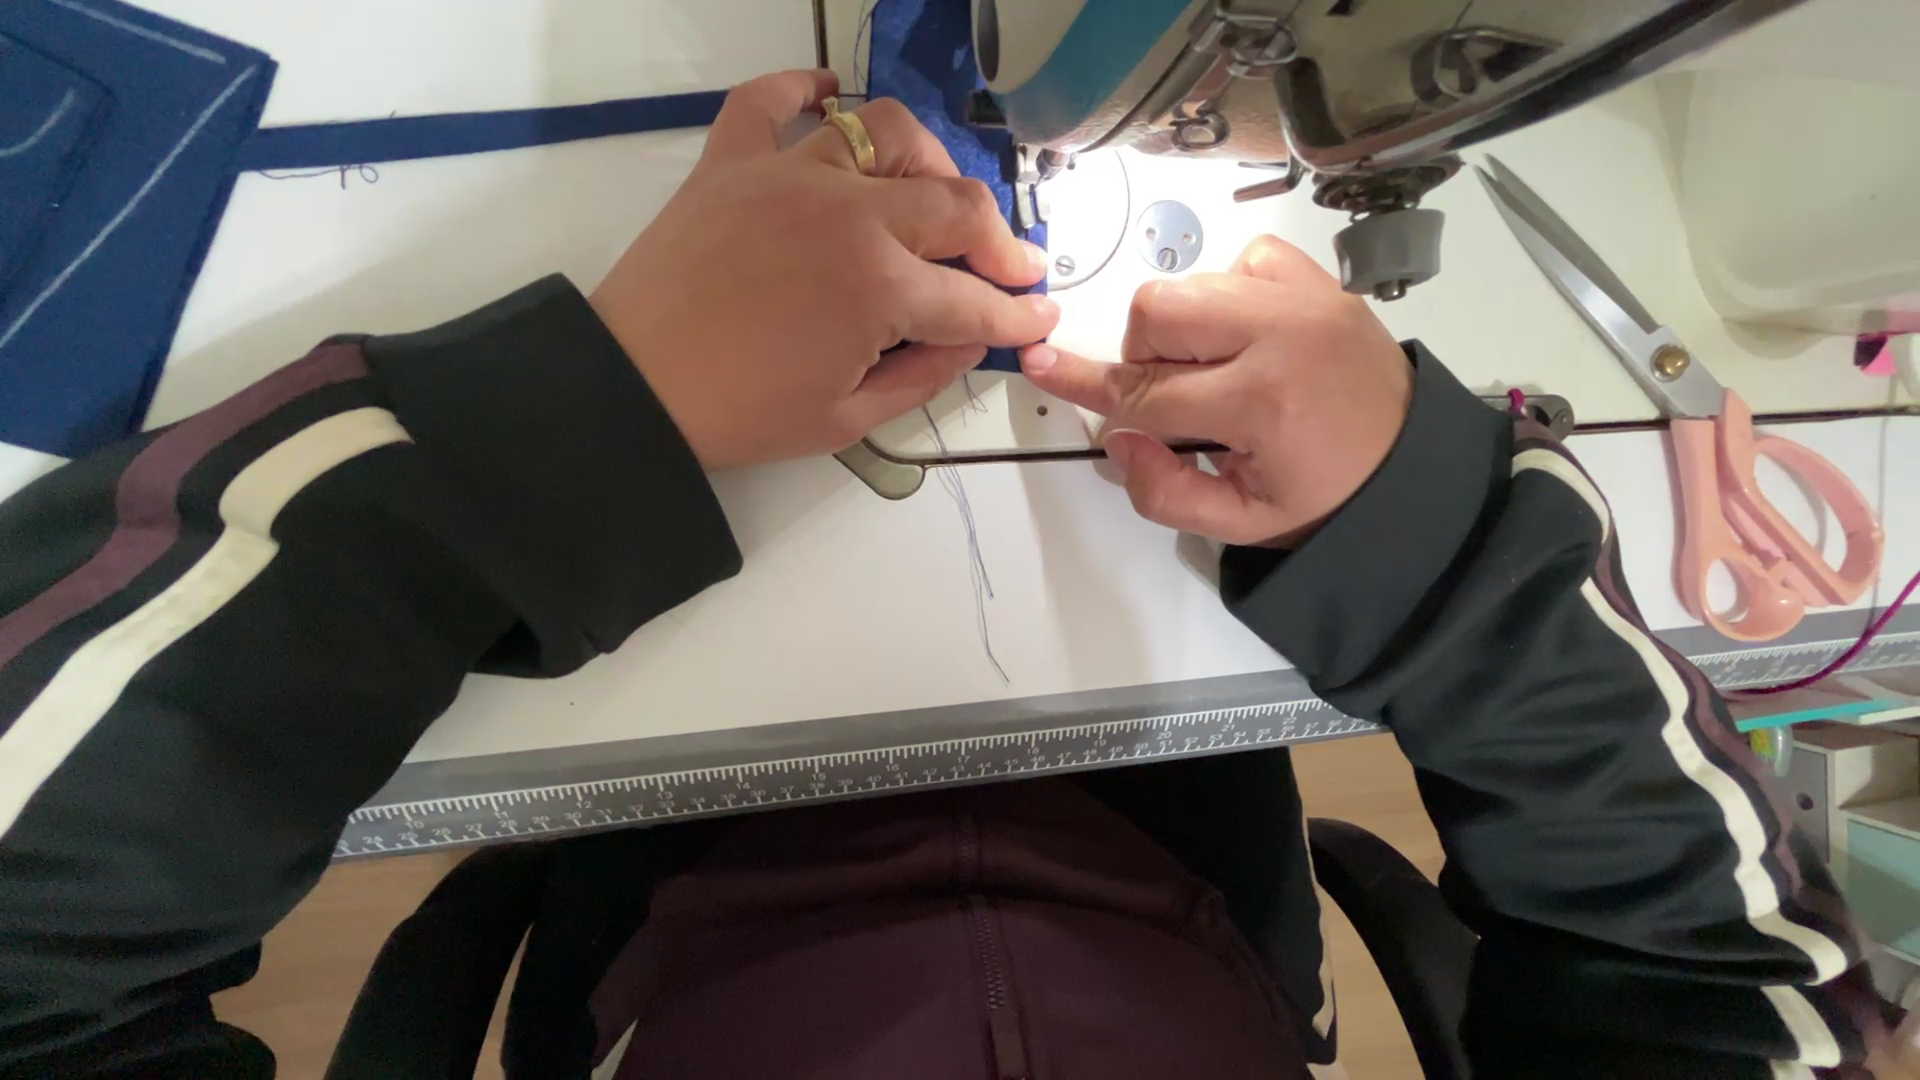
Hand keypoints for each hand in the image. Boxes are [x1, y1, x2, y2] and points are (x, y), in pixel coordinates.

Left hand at [590, 70, 1057, 469]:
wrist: (635, 388)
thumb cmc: (746, 415)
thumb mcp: (850, 419)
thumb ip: (925, 374)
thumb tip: (970, 337)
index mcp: (880, 289)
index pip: (975, 298)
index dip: (1018, 312)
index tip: (1042, 315)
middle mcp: (849, 215)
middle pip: (954, 205)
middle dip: (1000, 239)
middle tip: (1011, 265)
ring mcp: (788, 175)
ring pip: (886, 133)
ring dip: (930, 162)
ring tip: (935, 196)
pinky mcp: (732, 161)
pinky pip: (773, 101)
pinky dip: (806, 89)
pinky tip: (829, 96)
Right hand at [1021, 236, 1411, 547]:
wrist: (1412, 468)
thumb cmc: (1322, 501)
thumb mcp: (1238, 524)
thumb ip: (1162, 492)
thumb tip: (1118, 438)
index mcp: (1259, 402)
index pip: (1144, 392)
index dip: (1084, 383)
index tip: (1037, 361)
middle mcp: (1278, 333)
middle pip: (1156, 312)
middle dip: (1141, 357)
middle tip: (1171, 397)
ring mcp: (1303, 296)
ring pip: (1188, 282)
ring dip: (1178, 330)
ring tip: (1212, 371)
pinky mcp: (1318, 278)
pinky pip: (1241, 260)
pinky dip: (1223, 295)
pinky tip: (1243, 336)